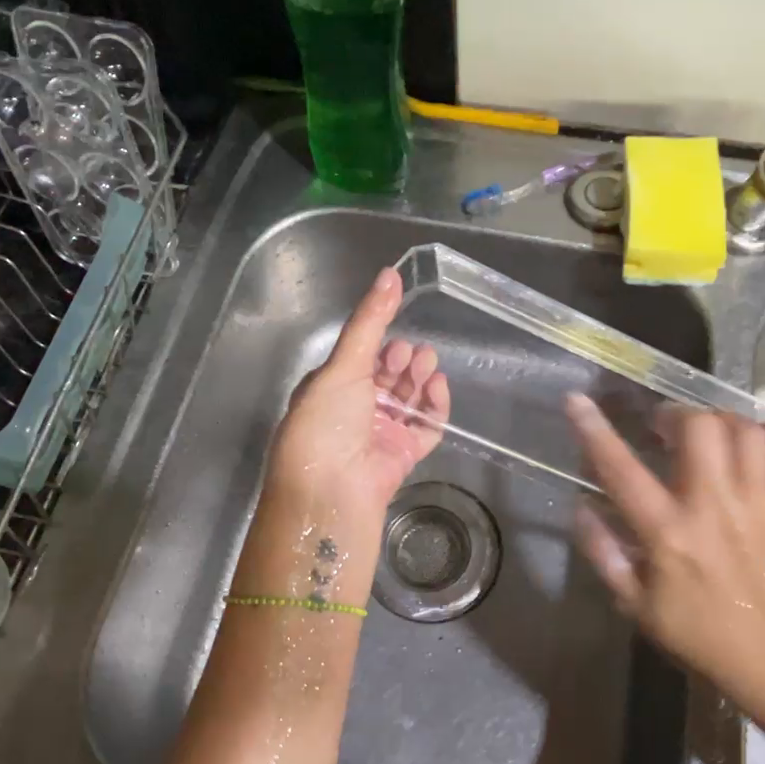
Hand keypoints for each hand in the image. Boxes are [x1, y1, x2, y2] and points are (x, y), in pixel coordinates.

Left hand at [270, 268, 450, 518]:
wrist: (332, 490)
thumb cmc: (326, 422)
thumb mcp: (343, 365)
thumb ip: (370, 320)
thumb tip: (390, 273)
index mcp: (330, 390)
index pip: (360, 359)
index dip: (379, 344)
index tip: (396, 332)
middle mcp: (353, 411)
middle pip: (387, 378)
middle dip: (402, 360)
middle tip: (414, 353)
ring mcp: (379, 434)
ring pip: (408, 400)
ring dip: (419, 379)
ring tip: (428, 365)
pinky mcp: (403, 456)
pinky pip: (425, 427)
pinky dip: (434, 407)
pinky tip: (438, 388)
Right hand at [565, 394, 764, 726]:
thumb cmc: (701, 637)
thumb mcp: (636, 607)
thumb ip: (604, 554)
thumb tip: (582, 508)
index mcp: (669, 533)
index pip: (622, 470)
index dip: (594, 431)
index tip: (576, 400)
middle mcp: (715, 506)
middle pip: (700, 427)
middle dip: (676, 413)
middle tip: (662, 428)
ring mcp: (759, 502)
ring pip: (745, 430)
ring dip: (721, 420)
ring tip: (706, 433)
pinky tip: (754, 442)